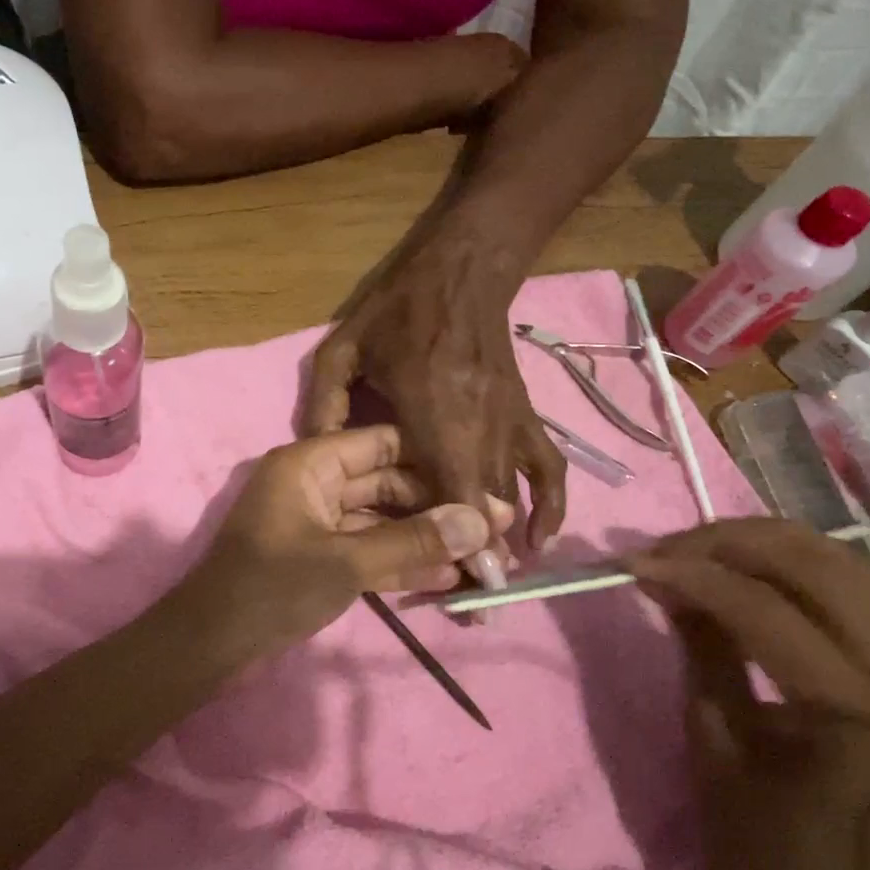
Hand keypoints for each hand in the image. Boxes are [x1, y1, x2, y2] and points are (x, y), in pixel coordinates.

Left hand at [180, 426, 501, 652]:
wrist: (211, 645)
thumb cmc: (272, 588)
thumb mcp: (346, 562)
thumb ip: (413, 541)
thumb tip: (482, 523)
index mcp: (309, 463)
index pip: (383, 444)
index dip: (435, 463)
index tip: (486, 484)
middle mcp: (313, 484)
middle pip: (387, 485)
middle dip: (438, 510)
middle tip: (498, 534)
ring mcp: (315, 524)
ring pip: (381, 523)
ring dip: (426, 542)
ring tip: (485, 562)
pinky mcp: (317, 560)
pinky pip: (367, 552)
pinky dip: (401, 564)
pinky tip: (448, 580)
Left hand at [303, 208, 565, 584]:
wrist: (462, 270)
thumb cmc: (396, 310)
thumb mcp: (341, 351)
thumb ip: (326, 403)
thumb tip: (317, 450)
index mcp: (425, 412)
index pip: (447, 485)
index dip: (458, 534)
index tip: (469, 581)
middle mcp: (474, 424)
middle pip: (481, 500)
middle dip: (480, 550)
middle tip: (478, 598)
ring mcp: (506, 420)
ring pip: (511, 490)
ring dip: (507, 537)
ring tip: (497, 581)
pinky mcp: (524, 414)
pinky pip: (547, 465)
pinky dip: (552, 502)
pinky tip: (542, 539)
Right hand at [624, 520, 869, 869]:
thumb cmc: (749, 837)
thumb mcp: (711, 736)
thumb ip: (701, 646)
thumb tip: (665, 577)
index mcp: (861, 717)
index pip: (769, 611)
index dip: (694, 575)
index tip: (632, 561)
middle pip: (826, 571)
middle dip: (735, 543)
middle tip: (667, 546)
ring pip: (854, 571)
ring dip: (772, 548)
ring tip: (704, 548)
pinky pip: (864, 601)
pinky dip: (803, 574)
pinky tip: (753, 573)